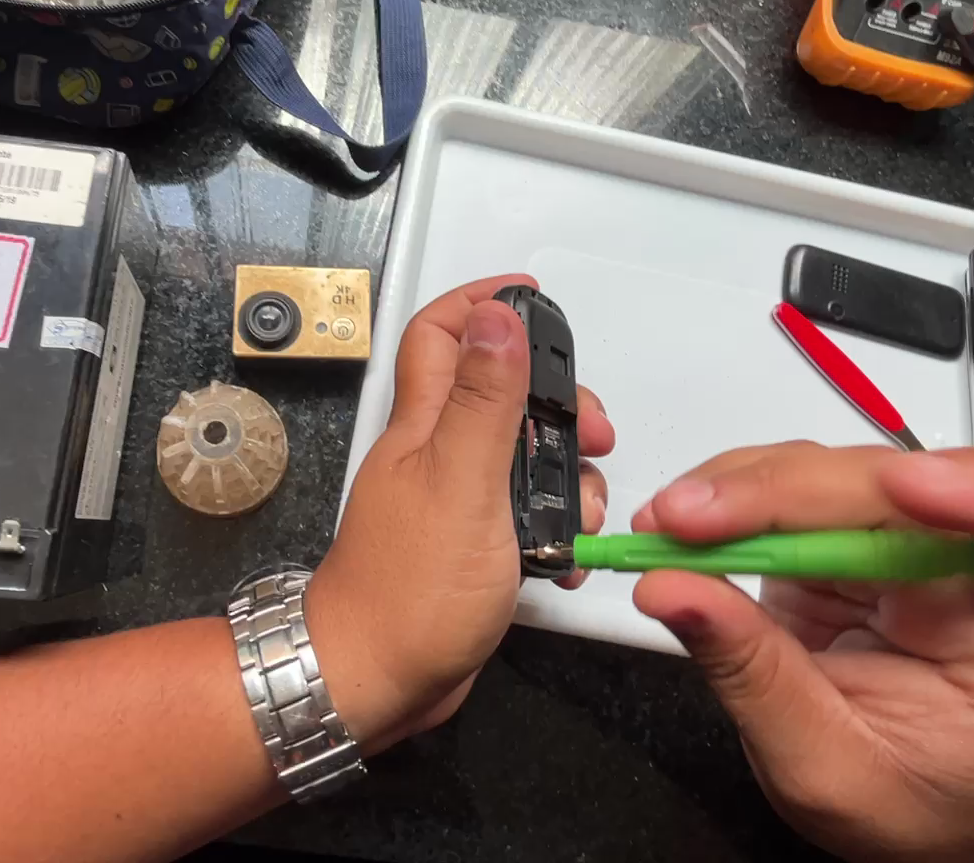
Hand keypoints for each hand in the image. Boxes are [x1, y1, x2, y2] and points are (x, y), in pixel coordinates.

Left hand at [307, 276, 613, 747]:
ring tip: (587, 504)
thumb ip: (485, 401)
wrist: (379, 679)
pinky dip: (553, 517)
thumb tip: (496, 317)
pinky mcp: (472, 535)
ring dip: (564, 466)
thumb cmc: (414, 585)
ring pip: (518, 448)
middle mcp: (435, 447)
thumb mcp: (462, 482)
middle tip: (594, 425)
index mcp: (423, 421)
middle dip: (552, 396)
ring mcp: (453, 491)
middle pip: (496, 387)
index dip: (480, 302)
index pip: (442, 332)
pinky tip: (569, 550)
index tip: (531, 293)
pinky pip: (521, 504)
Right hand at [631, 444, 973, 862]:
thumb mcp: (821, 771)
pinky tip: (676, 522)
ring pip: (833, 468)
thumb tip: (665, 587)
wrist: (899, 800)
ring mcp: (901, 542)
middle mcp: (972, 574)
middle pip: (905, 487)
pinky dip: (724, 492)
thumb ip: (751, 677)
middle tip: (685, 519)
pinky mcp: (840, 531)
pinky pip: (785, 483)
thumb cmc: (900, 803)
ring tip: (664, 524)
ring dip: (742, 484)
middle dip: (789, 490)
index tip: (909, 486)